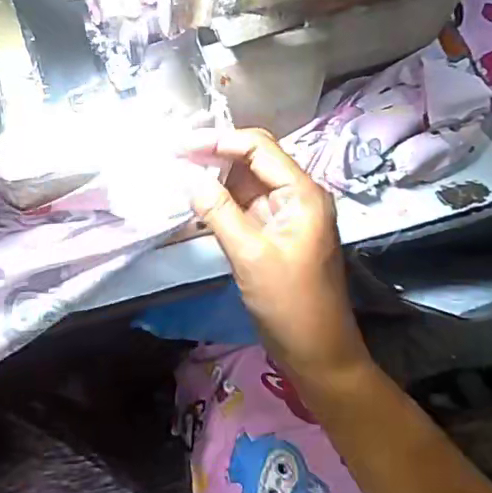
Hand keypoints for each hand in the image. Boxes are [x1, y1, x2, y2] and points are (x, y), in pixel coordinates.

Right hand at [185, 129, 371, 387]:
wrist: (317, 352)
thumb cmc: (291, 303)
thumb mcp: (250, 255)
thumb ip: (218, 211)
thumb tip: (188, 177)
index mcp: (302, 193)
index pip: (257, 148)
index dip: (218, 141)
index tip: (179, 146)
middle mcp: (295, 196)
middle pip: (252, 158)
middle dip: (214, 152)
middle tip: (174, 155)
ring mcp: (283, 214)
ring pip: (244, 181)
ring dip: (213, 174)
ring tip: (177, 171)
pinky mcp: (271, 232)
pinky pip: (242, 204)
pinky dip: (218, 199)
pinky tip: (194, 199)